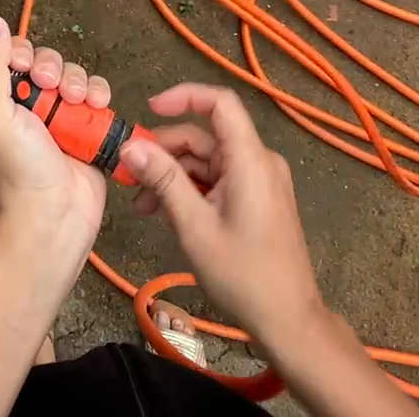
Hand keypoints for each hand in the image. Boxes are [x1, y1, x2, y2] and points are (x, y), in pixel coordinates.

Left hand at [0, 13, 109, 262]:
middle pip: (48, 60)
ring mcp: (62, 114)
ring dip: (78, 81)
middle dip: (53, 69)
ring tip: (75, 102)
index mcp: (3, 98)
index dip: (20, 53)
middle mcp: (32, 103)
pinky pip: (98, 93)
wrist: (54, 216)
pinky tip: (97, 105)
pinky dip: (99, 94)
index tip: (23, 67)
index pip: (13, 55)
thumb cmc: (18, 170)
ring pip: (74, 73)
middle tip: (51, 89)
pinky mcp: (89, 126)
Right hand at [118, 83, 325, 354]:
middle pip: (204, 135)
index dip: (183, 96)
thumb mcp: (194, 226)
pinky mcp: (255, 197)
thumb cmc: (243, 274)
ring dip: (172, 175)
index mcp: (250, 160)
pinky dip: (189, 188)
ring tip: (144, 206)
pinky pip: (216, 178)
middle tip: (131, 176)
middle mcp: (258, 161)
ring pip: (205, 159)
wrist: (289, 322)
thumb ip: (163, 180)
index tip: (148, 109)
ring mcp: (258, 180)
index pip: (220, 103)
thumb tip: (130, 146)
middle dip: (164, 151)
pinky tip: (166, 212)